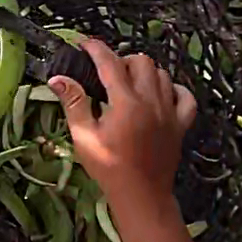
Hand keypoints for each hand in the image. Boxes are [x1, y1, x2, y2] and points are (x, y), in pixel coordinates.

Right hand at [49, 38, 196, 219]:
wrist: (142, 196)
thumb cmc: (108, 168)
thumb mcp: (84, 137)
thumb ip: (74, 103)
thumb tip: (57, 78)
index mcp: (126, 103)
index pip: (110, 63)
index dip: (96, 49)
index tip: (83, 44)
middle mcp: (151, 101)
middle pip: (141, 61)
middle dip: (122, 60)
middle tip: (106, 73)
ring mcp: (170, 111)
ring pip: (162, 74)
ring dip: (144, 72)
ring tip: (128, 84)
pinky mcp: (182, 124)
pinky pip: (185, 96)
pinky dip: (173, 89)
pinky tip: (160, 94)